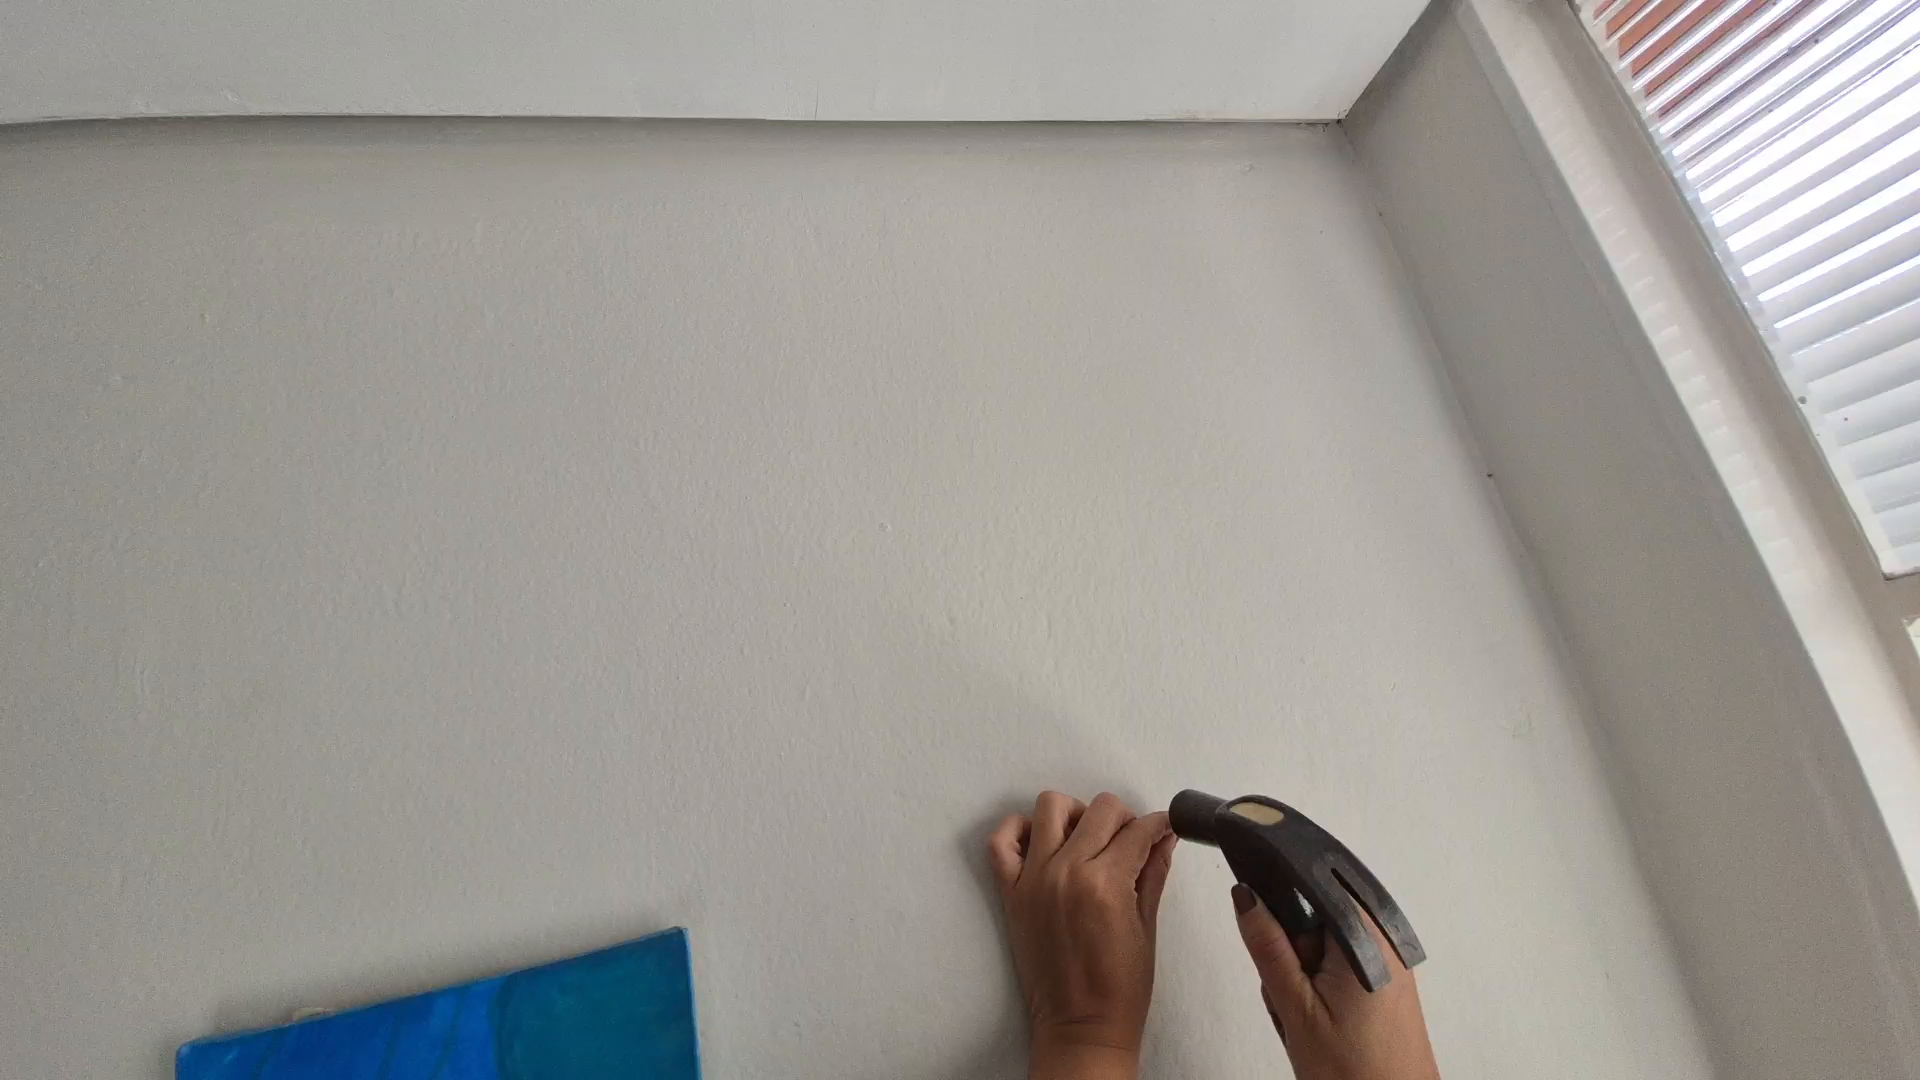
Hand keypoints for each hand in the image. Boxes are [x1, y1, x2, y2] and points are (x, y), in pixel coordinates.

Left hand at [988, 792, 1177, 1079]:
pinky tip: (1040, 842)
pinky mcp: (1010, 890)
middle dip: (1124, 818)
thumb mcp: (1147, 927)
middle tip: (1130, 839)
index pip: (1137, 830)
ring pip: (1050, 806)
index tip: (1162, 827)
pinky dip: (1019, 830)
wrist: (1080, 1029)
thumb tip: (1166, 835)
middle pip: (1100, 809)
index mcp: (1106, 882)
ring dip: (1075, 814)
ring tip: (1086, 838)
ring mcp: (1034, 876)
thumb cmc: (1121, 988)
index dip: (1156, 825)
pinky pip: (1002, 840)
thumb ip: (1154, 873)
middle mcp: (1067, 869)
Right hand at [1232, 883, 1440, 1079]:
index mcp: (1366, 937)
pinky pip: (1339, 962)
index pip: (1312, 881)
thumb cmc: (1354, 1076)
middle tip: (1284, 989)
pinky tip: (1317, 1018)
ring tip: (1300, 1014)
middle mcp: (1385, 941)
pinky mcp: (1388, 987)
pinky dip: (1319, 982)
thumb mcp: (1296, 1008)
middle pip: (1315, 912)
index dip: (1279, 894)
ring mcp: (1390, 965)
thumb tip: (1244, 892)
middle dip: (1290, 944)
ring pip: (1323, 940)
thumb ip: (1267, 945)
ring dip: (1302, 968)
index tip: (1259, 921)